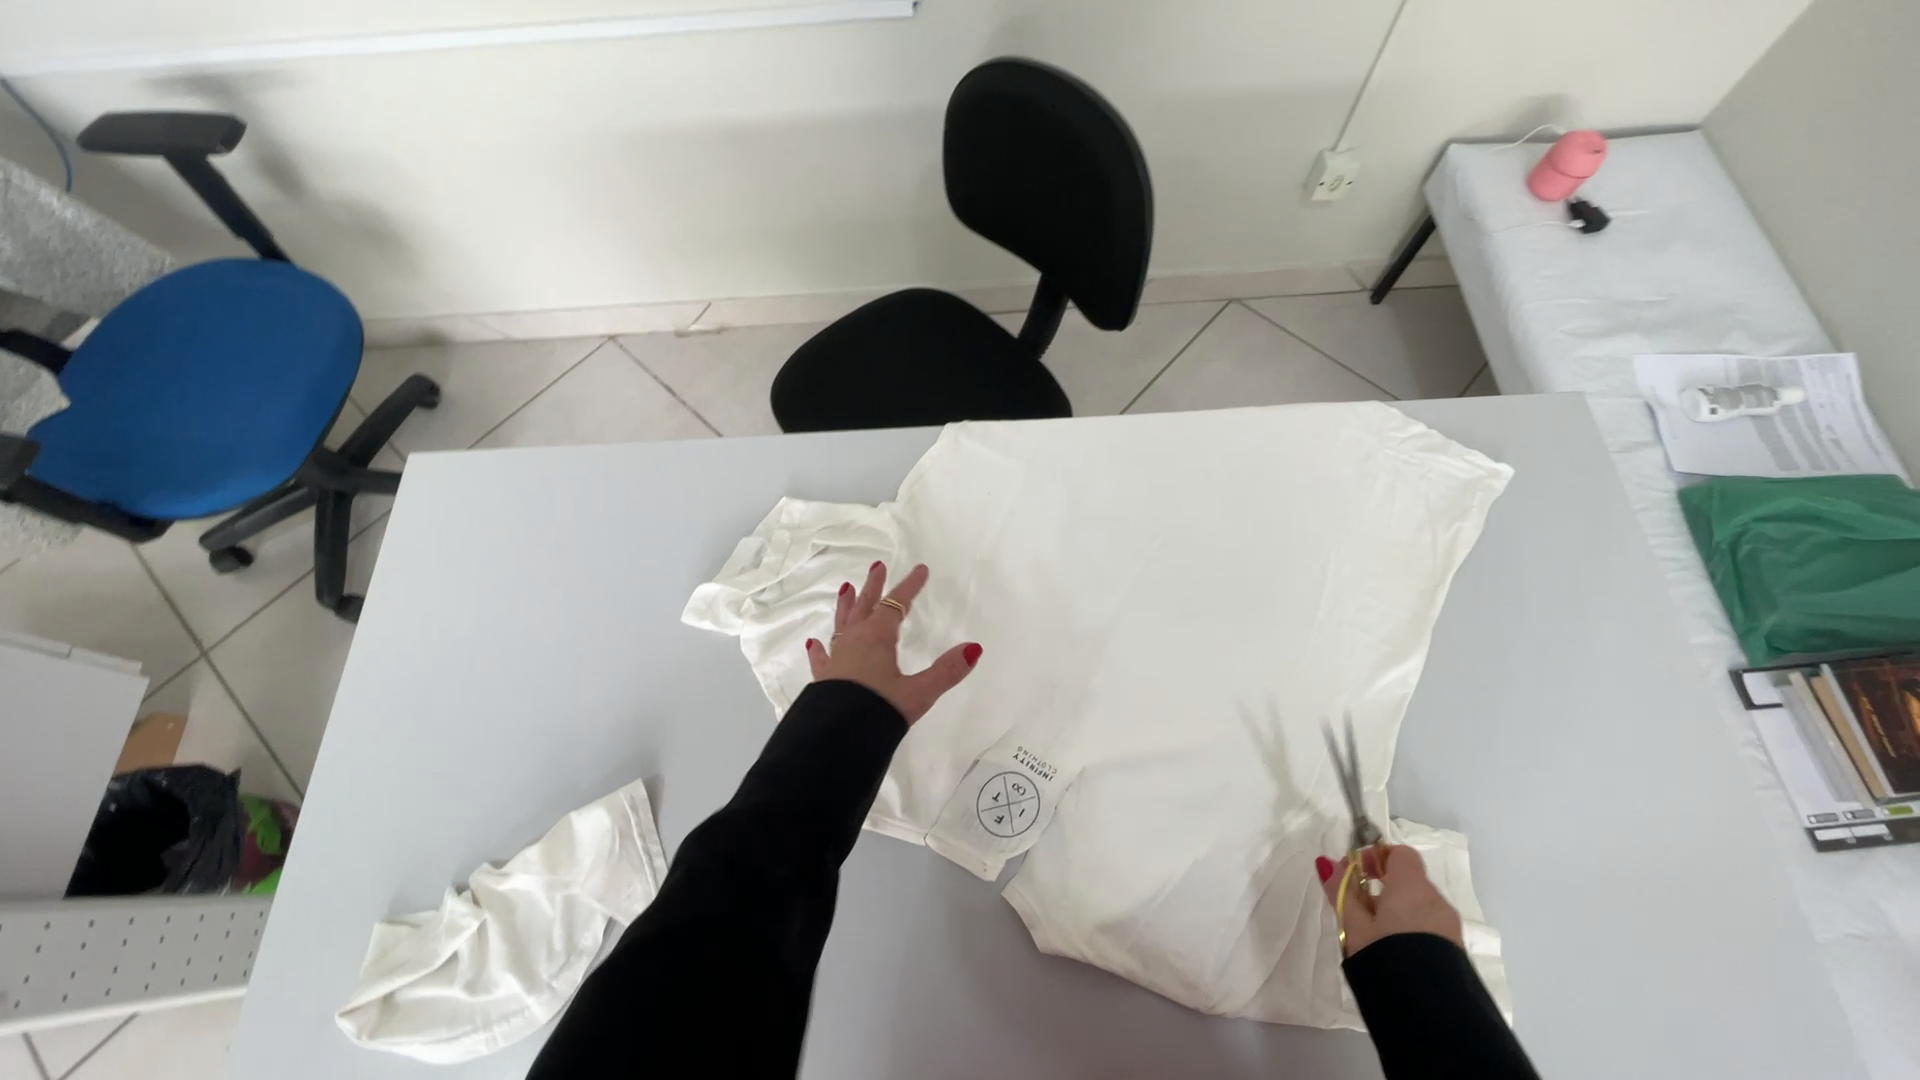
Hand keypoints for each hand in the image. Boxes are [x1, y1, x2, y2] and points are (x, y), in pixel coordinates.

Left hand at [804, 561, 980, 724]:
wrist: (838, 739)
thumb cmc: (879, 711)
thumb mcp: (920, 693)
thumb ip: (946, 670)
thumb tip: (974, 648)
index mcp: (877, 638)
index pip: (895, 605)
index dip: (909, 587)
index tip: (920, 570)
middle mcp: (854, 642)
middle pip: (865, 606)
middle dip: (874, 586)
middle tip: (877, 566)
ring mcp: (836, 659)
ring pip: (842, 624)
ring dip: (846, 606)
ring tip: (845, 588)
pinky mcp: (823, 679)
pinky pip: (821, 656)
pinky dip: (819, 648)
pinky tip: (813, 643)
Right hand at [1316, 845, 1463, 956]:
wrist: (1431, 1012)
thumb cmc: (1386, 957)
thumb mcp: (1354, 925)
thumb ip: (1341, 891)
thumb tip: (1326, 862)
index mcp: (1412, 887)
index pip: (1400, 853)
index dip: (1376, 856)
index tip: (1355, 872)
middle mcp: (1436, 900)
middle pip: (1409, 879)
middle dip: (1382, 885)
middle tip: (1358, 905)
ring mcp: (1450, 925)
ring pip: (1419, 904)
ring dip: (1396, 908)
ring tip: (1373, 932)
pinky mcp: (1456, 948)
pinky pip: (1429, 924)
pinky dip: (1411, 926)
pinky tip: (1394, 948)